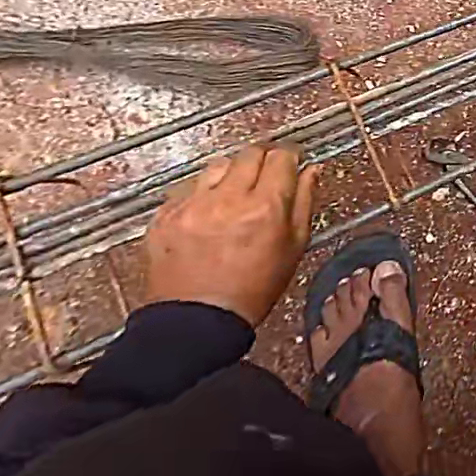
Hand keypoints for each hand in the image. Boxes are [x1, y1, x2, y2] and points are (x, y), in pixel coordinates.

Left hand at [144, 142, 318, 325]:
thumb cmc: (254, 286)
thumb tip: (311, 170)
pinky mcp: (164, 219)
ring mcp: (191, 208)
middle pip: (249, 154)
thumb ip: (305, 200)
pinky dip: (202, 194)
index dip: (290, 157)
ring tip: (234, 193)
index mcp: (265, 207)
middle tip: (266, 174)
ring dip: (231, 173)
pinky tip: (209, 212)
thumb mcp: (295, 244)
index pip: (281, 157)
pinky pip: (188, 189)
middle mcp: (228, 201)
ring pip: (217, 166)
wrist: (196, 321)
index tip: (291, 163)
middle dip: (262, 159)